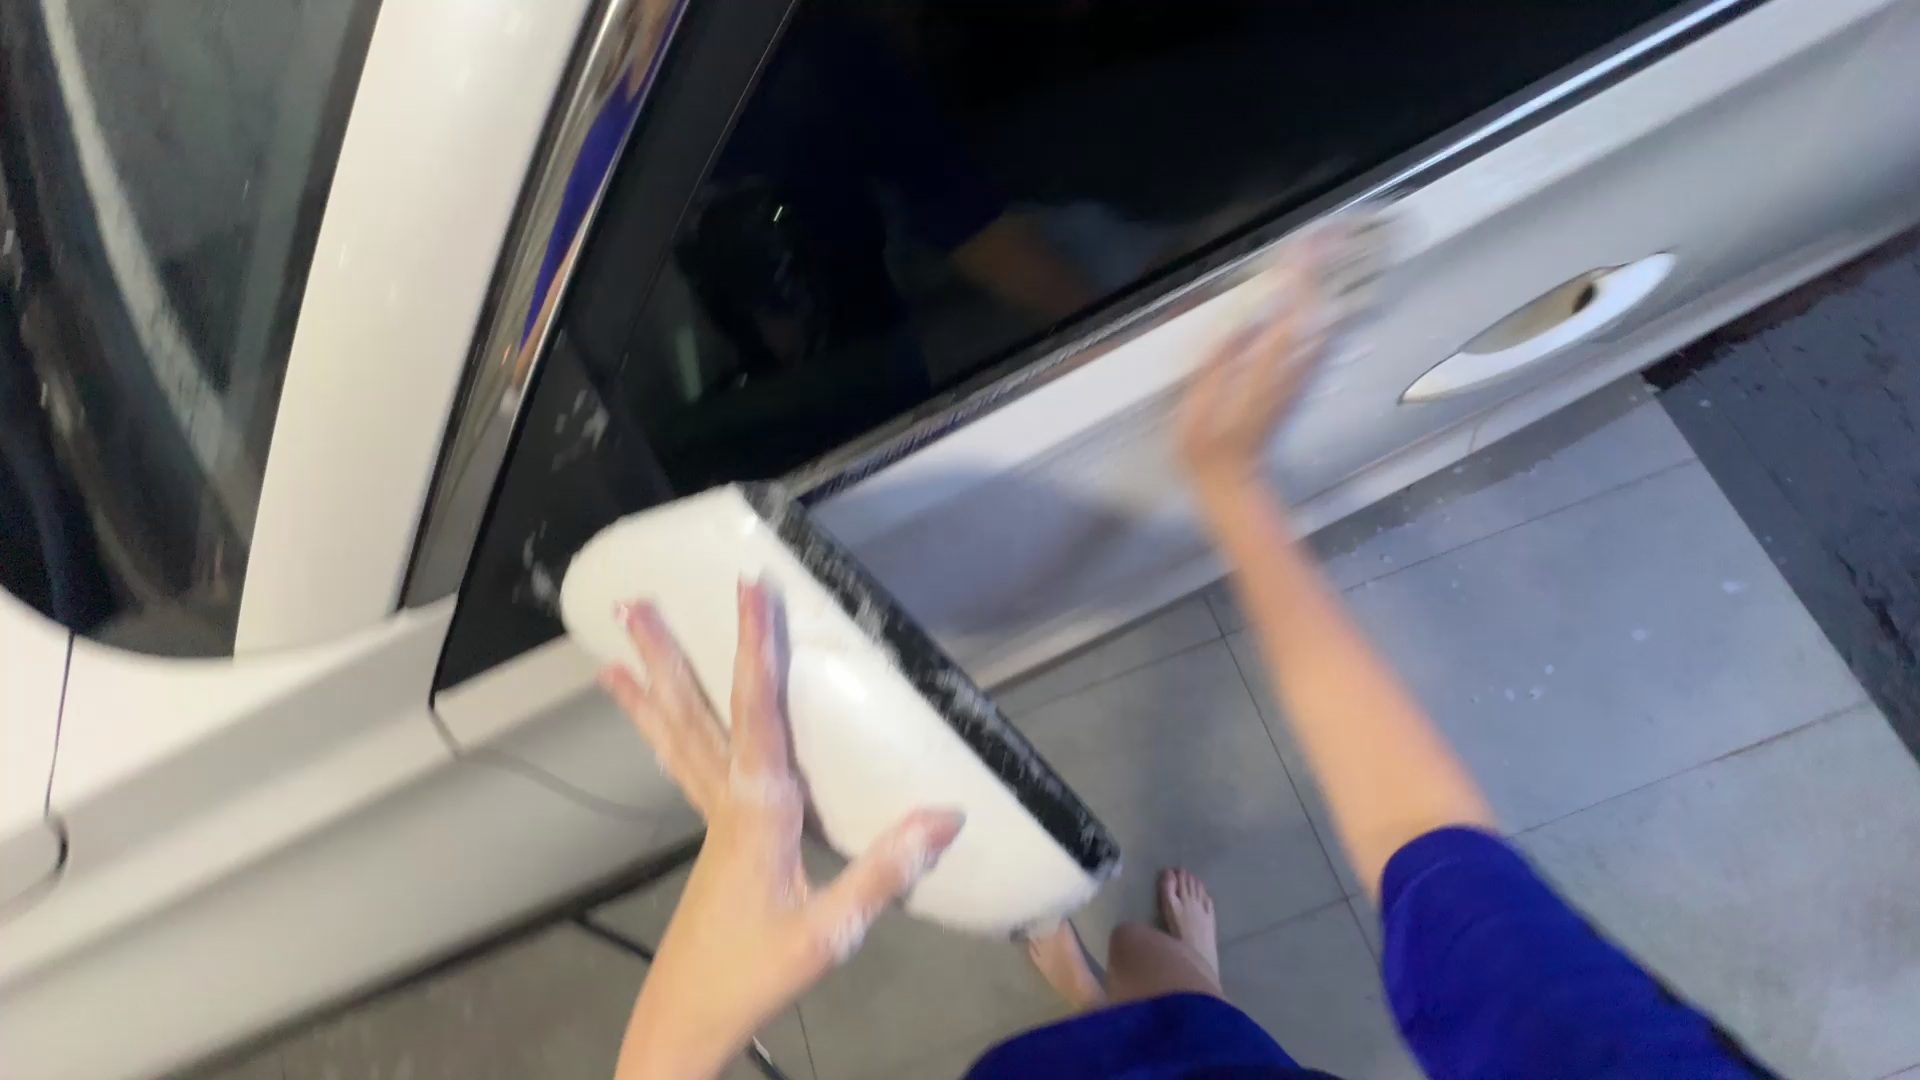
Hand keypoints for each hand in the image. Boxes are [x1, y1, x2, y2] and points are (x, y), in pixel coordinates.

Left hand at [600, 580, 965, 1079]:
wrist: (686, 1024)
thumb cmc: (756, 974)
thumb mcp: (829, 933)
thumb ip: (883, 872)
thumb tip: (947, 814)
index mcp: (759, 807)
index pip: (758, 711)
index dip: (756, 647)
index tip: (750, 592)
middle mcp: (728, 797)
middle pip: (695, 714)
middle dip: (670, 656)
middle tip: (633, 604)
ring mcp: (711, 813)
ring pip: (677, 736)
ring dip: (652, 687)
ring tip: (615, 648)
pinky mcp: (712, 830)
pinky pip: (681, 761)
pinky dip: (659, 728)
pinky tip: (647, 714)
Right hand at [1175, 236, 1330, 506]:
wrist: (1231, 479)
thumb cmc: (1206, 442)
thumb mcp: (1200, 401)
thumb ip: (1224, 357)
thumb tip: (1251, 317)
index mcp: (1266, 364)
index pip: (1291, 307)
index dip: (1300, 272)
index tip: (1306, 239)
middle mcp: (1293, 364)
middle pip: (1316, 306)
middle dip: (1322, 267)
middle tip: (1325, 230)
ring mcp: (1300, 373)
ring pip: (1322, 320)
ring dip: (1324, 285)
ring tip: (1324, 250)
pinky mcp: (1297, 381)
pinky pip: (1316, 336)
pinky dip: (1319, 309)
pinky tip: (1314, 298)